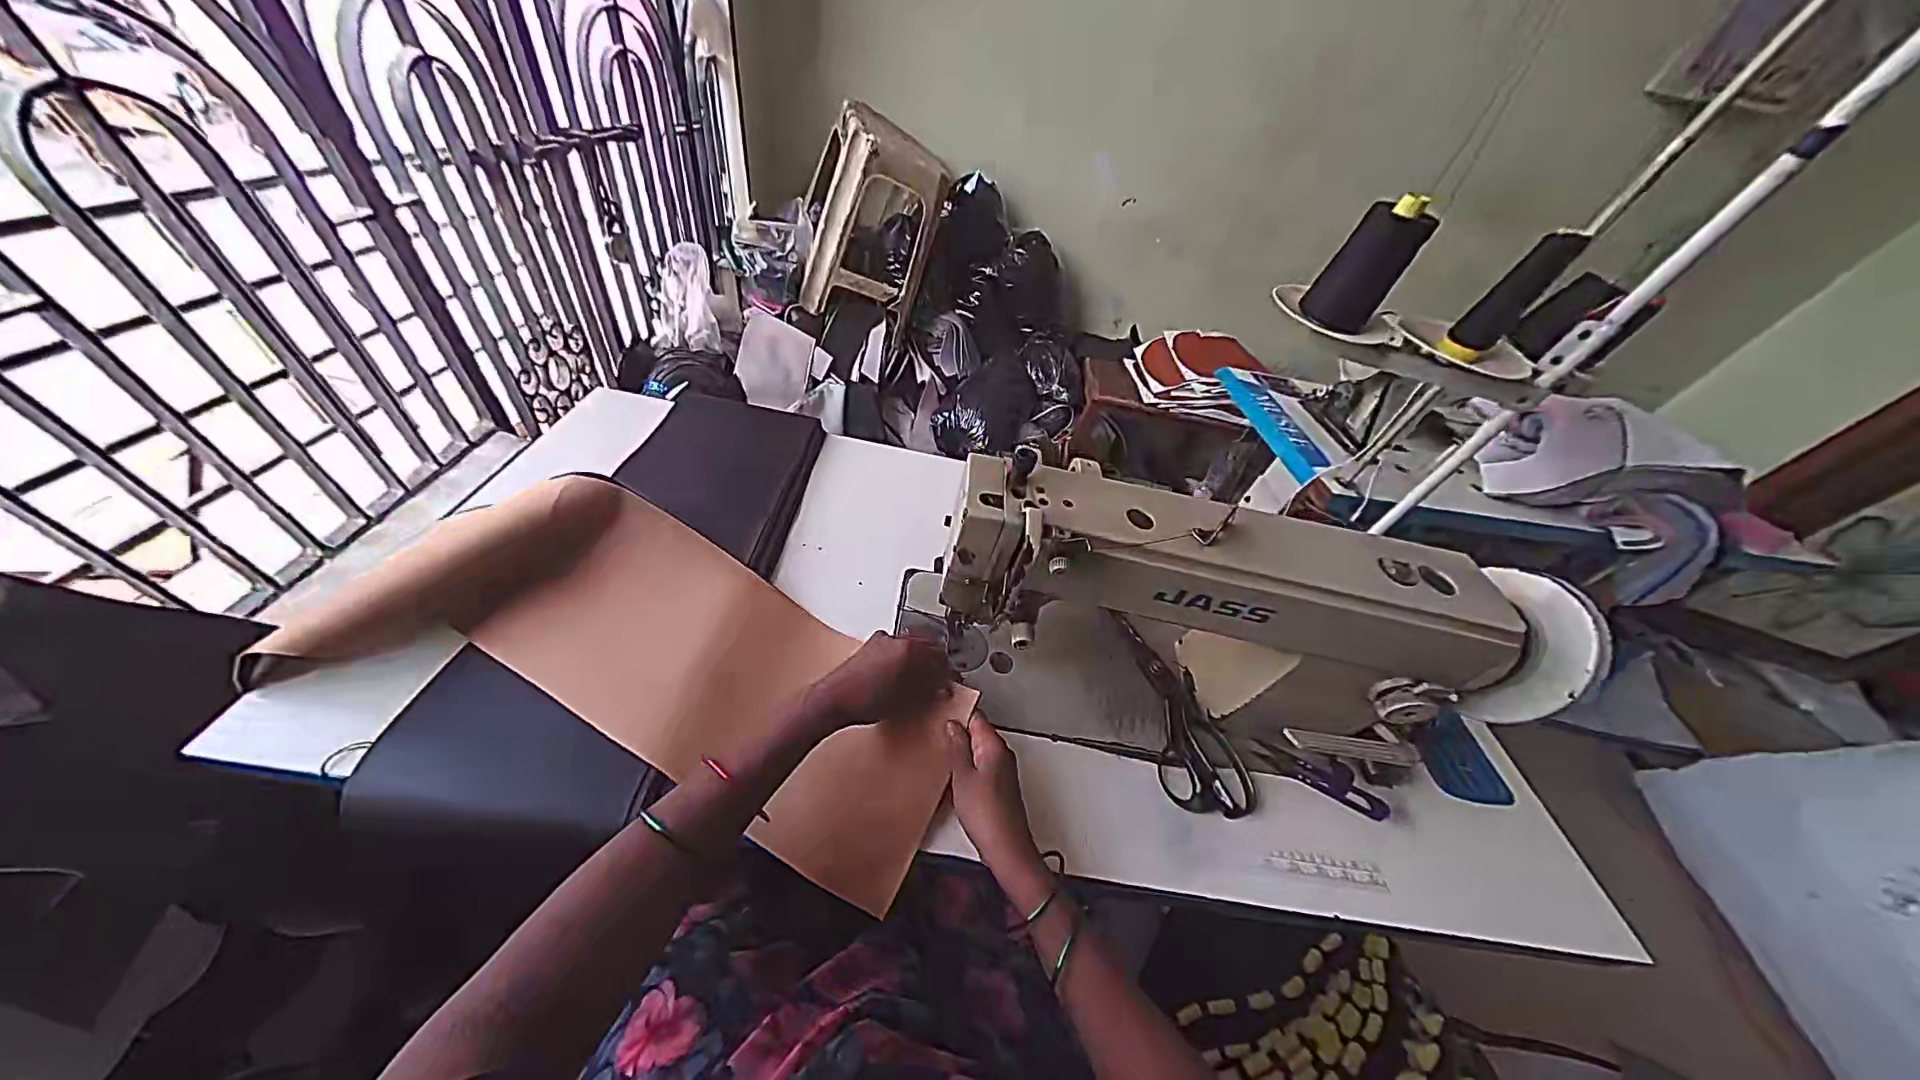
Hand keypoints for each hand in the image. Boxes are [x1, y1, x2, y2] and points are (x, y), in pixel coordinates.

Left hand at [800, 631, 952, 734]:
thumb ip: (929, 689)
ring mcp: (881, 641)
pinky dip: (903, 659)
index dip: (948, 671)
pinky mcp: (870, 647)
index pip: (940, 655)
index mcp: (909, 649)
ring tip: (922, 679)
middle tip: (940, 678)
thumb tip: (940, 687)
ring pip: (910, 645)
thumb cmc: (864, 700)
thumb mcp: (907, 700)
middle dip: (935, 661)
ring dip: (920, 659)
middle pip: (927, 645)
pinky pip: (895, 648)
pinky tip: (901, 676)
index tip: (949, 680)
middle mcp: (895, 639)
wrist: (833, 700)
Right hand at [945, 713, 1042, 877]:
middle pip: (978, 732)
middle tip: (934, 733)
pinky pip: (980, 766)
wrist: (1006, 847)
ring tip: (940, 754)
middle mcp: (1002, 754)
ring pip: (978, 750)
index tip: (940, 710)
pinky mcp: (999, 785)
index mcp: (995, 746)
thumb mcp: (962, 776)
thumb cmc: (987, 814)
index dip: (958, 712)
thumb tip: (952, 725)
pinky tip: (952, 776)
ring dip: (960, 751)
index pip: (977, 716)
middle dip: (957, 731)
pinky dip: (966, 767)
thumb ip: (957, 747)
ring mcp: (1002, 770)